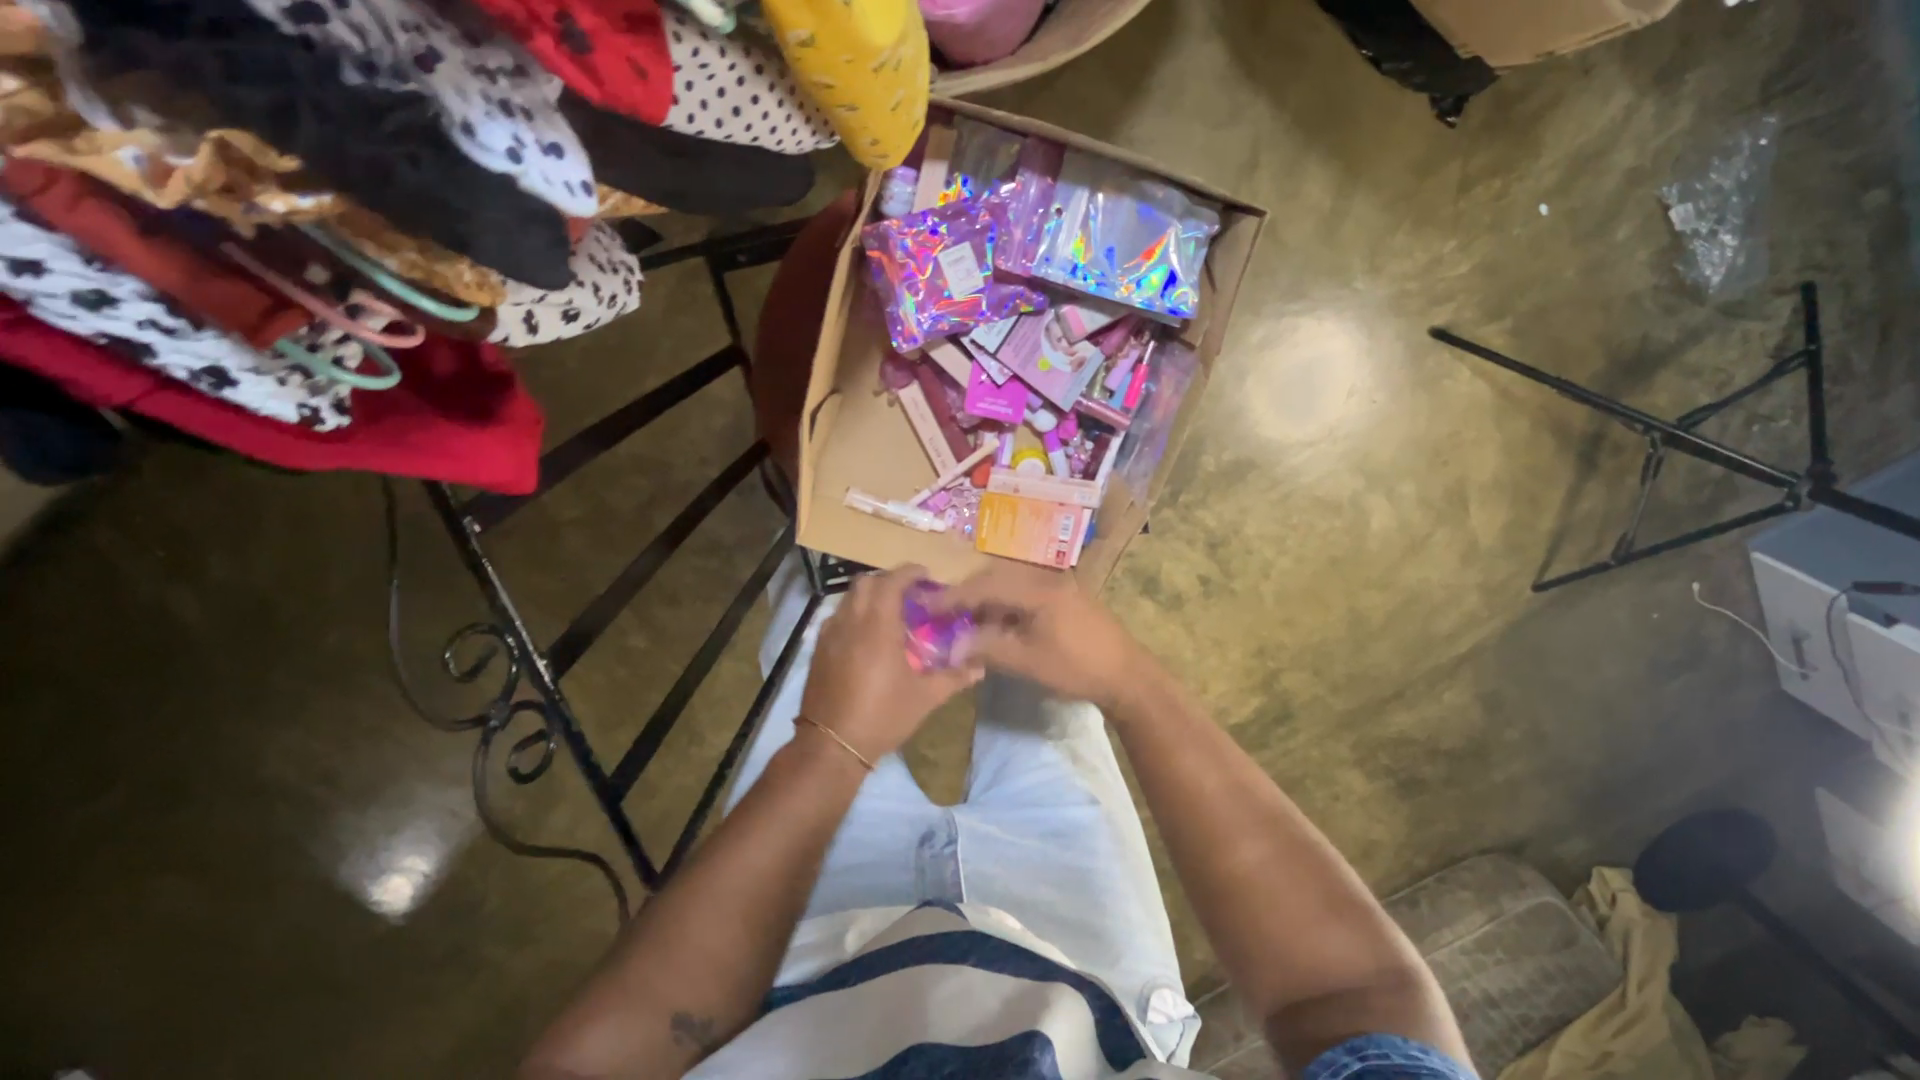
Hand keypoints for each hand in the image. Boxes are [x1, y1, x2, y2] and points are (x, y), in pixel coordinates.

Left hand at [800, 565, 982, 762]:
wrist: (832, 744)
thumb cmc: (882, 716)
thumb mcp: (924, 698)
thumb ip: (953, 677)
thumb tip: (980, 667)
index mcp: (878, 626)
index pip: (892, 582)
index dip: (909, 573)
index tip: (926, 575)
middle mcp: (851, 621)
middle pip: (866, 582)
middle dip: (888, 581)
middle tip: (909, 595)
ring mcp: (830, 634)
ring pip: (849, 599)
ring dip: (869, 596)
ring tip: (889, 614)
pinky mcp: (819, 650)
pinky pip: (838, 618)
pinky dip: (854, 614)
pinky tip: (867, 636)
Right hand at [933, 563, 1157, 711]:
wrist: (1128, 677)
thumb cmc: (1077, 669)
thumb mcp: (1026, 662)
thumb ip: (987, 648)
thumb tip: (952, 645)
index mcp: (1037, 589)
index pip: (984, 586)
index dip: (952, 597)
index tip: (925, 605)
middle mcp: (1048, 578)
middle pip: (996, 577)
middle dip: (967, 594)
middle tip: (943, 612)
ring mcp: (1060, 586)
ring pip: (1012, 584)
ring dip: (987, 600)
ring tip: (967, 622)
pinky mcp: (1068, 597)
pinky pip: (1027, 592)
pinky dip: (1007, 605)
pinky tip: (999, 625)